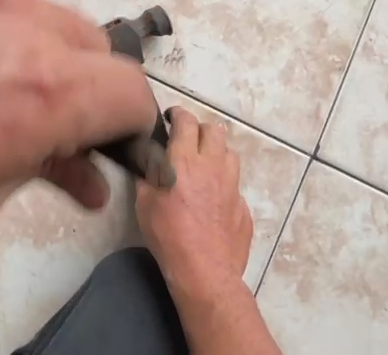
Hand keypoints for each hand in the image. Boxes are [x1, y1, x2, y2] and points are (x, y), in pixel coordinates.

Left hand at [0, 0, 157, 254]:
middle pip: (88, 39)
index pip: (130, 90)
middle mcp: (11, 16)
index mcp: (39, 89)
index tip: (99, 144)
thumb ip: (39, 168)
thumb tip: (77, 168)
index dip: (124, 125)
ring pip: (28, 6)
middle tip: (35, 120)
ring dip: (23, 45)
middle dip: (78, 83)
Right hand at [136, 108, 254, 294]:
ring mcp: (232, 188)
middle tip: (188, 140)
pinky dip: (223, 186)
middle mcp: (212, 167)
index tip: (171, 118)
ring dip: (216, 153)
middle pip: (214, 131)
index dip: (178, 114)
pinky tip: (212, 200)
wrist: (204, 273)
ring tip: (204, 165)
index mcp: (184, 161)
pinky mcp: (244, 209)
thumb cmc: (167, 235)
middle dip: (200, 129)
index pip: (186, 121)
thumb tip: (147, 161)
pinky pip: (235, 187)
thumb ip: (146, 175)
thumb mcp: (143, 202)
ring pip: (230, 155)